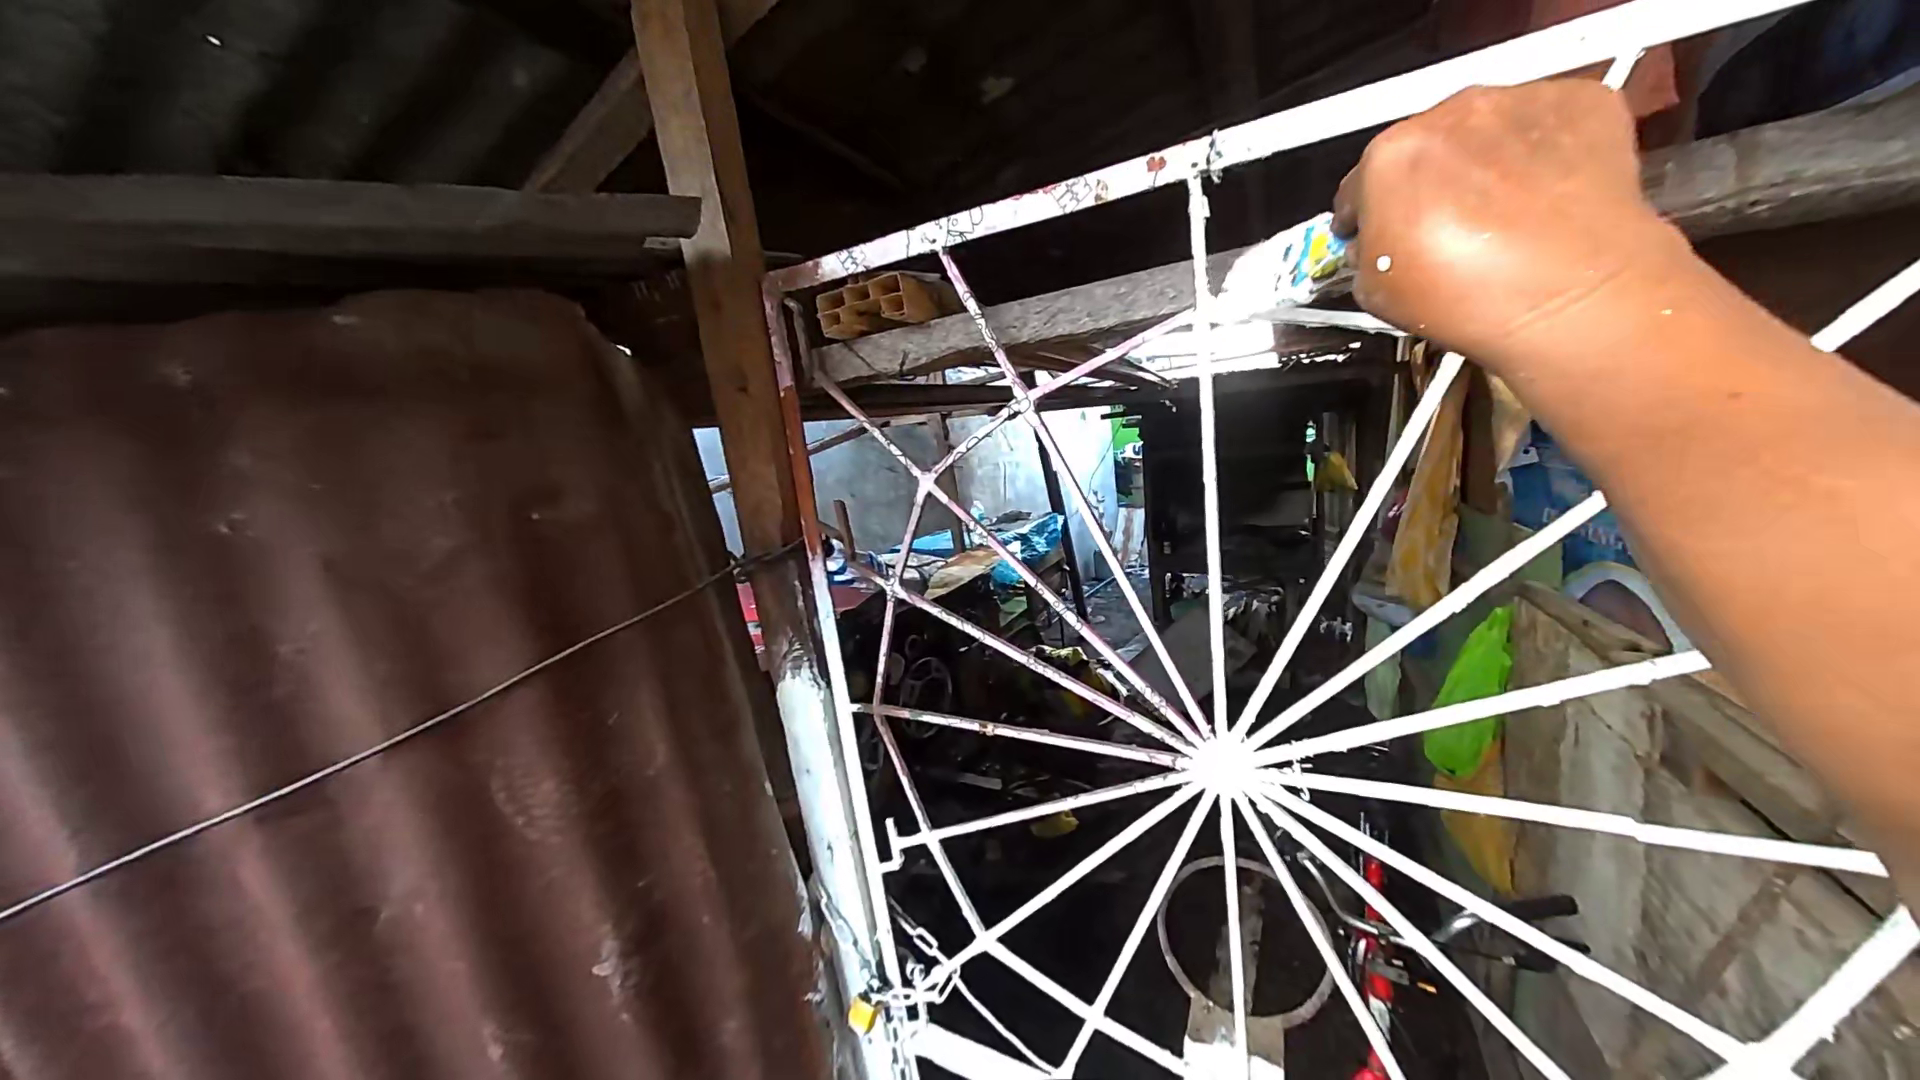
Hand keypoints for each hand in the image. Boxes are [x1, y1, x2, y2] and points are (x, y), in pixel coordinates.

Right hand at [1332, 80, 1693, 373]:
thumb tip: (1372, 243)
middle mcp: (1450, 117)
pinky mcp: (1578, 105)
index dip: (1360, 214)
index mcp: (1387, 158)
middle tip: (1430, 229)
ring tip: (1485, 217)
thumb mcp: (1371, 290)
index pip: (1357, 186)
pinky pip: (1537, 127)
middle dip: (1419, 186)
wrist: (1563, 293)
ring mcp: (1518, 104)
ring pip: (1477, 134)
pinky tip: (1527, 200)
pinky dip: (1529, 157)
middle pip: (1418, 150)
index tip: (1368, 230)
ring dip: (1474, 167)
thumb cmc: (1467, 293)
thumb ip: (1362, 251)